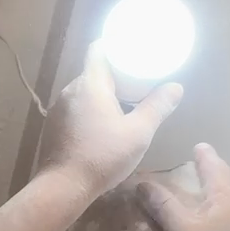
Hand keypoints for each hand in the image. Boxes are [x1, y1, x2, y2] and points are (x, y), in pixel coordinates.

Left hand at [37, 42, 181, 194]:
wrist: (63, 186)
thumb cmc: (103, 156)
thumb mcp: (139, 133)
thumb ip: (157, 107)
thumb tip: (176, 87)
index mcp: (90, 84)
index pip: (98, 49)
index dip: (114, 44)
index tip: (131, 48)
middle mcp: (70, 90)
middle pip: (93, 71)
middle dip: (114, 73)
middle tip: (137, 79)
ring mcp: (58, 108)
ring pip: (84, 91)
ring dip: (103, 93)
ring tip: (124, 102)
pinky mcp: (54, 125)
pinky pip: (75, 107)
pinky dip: (90, 108)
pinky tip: (103, 124)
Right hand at [139, 143, 229, 230]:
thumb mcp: (181, 230)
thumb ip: (162, 205)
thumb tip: (142, 183)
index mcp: (228, 195)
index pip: (214, 165)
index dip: (203, 154)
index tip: (196, 145)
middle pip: (225, 180)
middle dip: (210, 172)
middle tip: (193, 169)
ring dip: (215, 192)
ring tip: (199, 194)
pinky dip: (221, 208)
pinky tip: (212, 220)